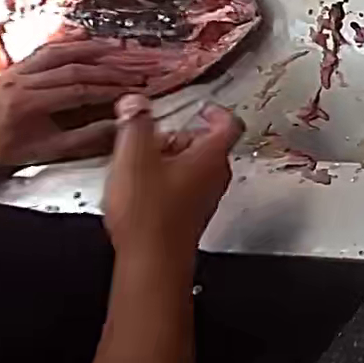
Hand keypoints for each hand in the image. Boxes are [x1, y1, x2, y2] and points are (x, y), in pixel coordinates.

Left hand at [0, 41, 149, 167]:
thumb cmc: (6, 148)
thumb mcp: (46, 151)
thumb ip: (83, 138)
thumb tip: (118, 126)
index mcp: (28, 104)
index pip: (79, 91)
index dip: (109, 90)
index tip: (133, 92)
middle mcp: (23, 80)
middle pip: (74, 68)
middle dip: (109, 71)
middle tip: (134, 74)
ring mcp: (19, 69)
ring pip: (61, 52)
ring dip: (92, 49)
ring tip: (118, 50)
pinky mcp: (18, 65)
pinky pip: (46, 48)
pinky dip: (69, 41)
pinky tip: (87, 36)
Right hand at [104, 94, 242, 271]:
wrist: (152, 260)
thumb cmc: (150, 212)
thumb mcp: (134, 157)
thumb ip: (136, 124)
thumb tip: (136, 102)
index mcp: (211, 156)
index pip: (228, 124)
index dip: (216, 112)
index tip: (203, 108)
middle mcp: (216, 175)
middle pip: (206, 144)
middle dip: (180, 136)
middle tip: (153, 139)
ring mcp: (207, 196)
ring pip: (195, 165)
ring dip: (171, 158)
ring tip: (141, 164)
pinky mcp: (193, 213)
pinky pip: (186, 186)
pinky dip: (169, 179)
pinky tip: (143, 188)